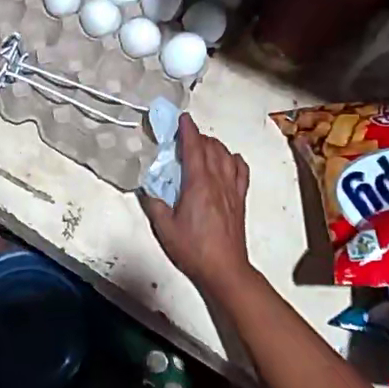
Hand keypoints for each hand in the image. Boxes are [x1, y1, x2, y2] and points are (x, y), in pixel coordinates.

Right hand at [140, 115, 253, 293]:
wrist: (224, 269)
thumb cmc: (193, 248)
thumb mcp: (163, 226)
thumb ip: (154, 203)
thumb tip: (147, 189)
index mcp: (198, 185)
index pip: (194, 150)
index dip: (188, 131)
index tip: (183, 118)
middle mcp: (218, 183)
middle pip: (212, 149)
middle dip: (199, 137)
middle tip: (185, 134)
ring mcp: (232, 191)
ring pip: (227, 157)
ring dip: (215, 146)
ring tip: (203, 145)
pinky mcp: (239, 201)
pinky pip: (241, 173)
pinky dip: (234, 161)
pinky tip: (229, 160)